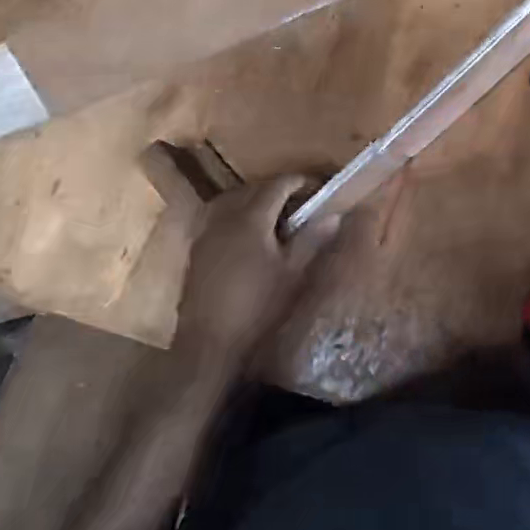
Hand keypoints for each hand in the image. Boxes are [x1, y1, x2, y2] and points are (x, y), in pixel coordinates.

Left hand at [174, 175, 343, 357]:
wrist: (209, 348)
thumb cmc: (257, 307)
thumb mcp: (293, 273)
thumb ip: (312, 240)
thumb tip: (334, 215)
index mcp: (250, 219)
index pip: (277, 186)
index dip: (300, 181)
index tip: (319, 186)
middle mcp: (224, 220)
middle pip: (252, 190)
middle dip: (278, 190)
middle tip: (301, 201)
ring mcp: (205, 237)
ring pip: (232, 204)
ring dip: (254, 203)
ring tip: (274, 217)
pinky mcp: (196, 255)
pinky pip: (218, 222)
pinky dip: (237, 219)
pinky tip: (249, 240)